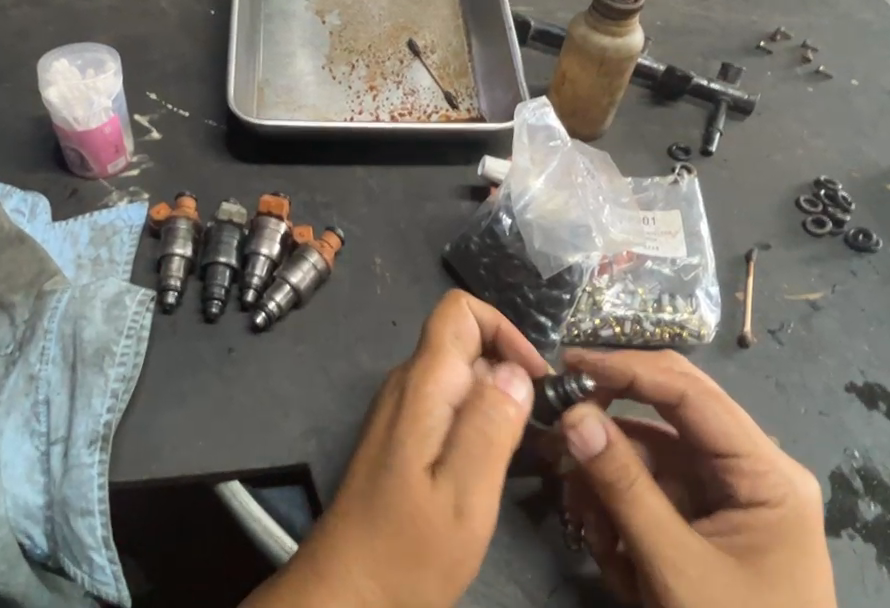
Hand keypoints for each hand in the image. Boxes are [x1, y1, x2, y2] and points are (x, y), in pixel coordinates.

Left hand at [242, 291, 548, 607]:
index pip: (458, 311)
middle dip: (509, 368)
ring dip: (498, 398)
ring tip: (525, 449)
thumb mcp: (464, 496)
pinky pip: (448, 403)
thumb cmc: (408, 549)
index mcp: (422, 385)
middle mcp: (408, 384)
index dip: (504, 329)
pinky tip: (493, 464)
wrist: (348, 588)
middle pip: (464, 341)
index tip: (536, 379)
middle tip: (541, 425)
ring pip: (459, 374)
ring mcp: (402, 410)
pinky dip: (479, 419)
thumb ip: (490, 425)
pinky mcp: (403, 435)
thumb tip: (516, 369)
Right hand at [556, 350, 834, 607]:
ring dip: (609, 480)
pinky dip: (620, 507)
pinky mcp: (705, 517)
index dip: (626, 369)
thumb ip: (622, 487)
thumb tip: (572, 413)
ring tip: (587, 527)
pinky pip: (650, 488)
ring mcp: (726, 493)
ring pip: (650, 453)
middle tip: (557, 424)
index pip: (690, 392)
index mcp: (766, 471)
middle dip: (611, 425)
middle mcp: (750, 467)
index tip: (567, 362)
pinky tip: (607, 547)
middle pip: (667, 414)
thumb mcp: (675, 567)